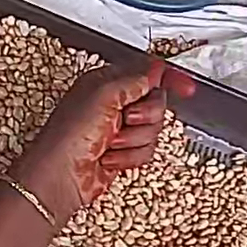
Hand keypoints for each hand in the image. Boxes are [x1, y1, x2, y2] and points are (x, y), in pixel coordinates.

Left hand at [10, 61, 193, 221]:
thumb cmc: (70, 135)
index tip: (186, 87)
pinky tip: (110, 158)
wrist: (60, 176)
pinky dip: (130, 157)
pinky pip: (146, 151)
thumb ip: (134, 79)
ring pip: (154, 130)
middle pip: (156, 103)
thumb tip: (155, 70)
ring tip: (112, 142)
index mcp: (106, 83)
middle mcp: (114, 105)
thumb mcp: (104, 95)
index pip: (146, 73)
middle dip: (146, 115)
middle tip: (128, 119)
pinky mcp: (123, 153)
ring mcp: (119, 130)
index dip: (167, 78)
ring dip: (135, 139)